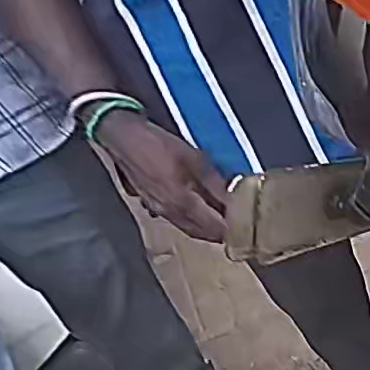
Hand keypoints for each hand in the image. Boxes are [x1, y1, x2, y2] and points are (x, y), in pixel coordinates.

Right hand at [91, 110, 228, 241]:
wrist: (120, 134)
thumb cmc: (159, 144)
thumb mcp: (196, 161)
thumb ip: (218, 186)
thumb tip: (237, 203)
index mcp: (184, 204)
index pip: (217, 229)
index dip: (234, 232)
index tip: (250, 229)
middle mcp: (172, 214)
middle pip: (206, 234)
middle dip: (224, 233)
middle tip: (241, 228)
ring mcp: (160, 211)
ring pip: (192, 230)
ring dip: (210, 230)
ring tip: (225, 223)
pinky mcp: (152, 205)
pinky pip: (180, 222)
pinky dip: (195, 224)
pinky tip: (202, 216)